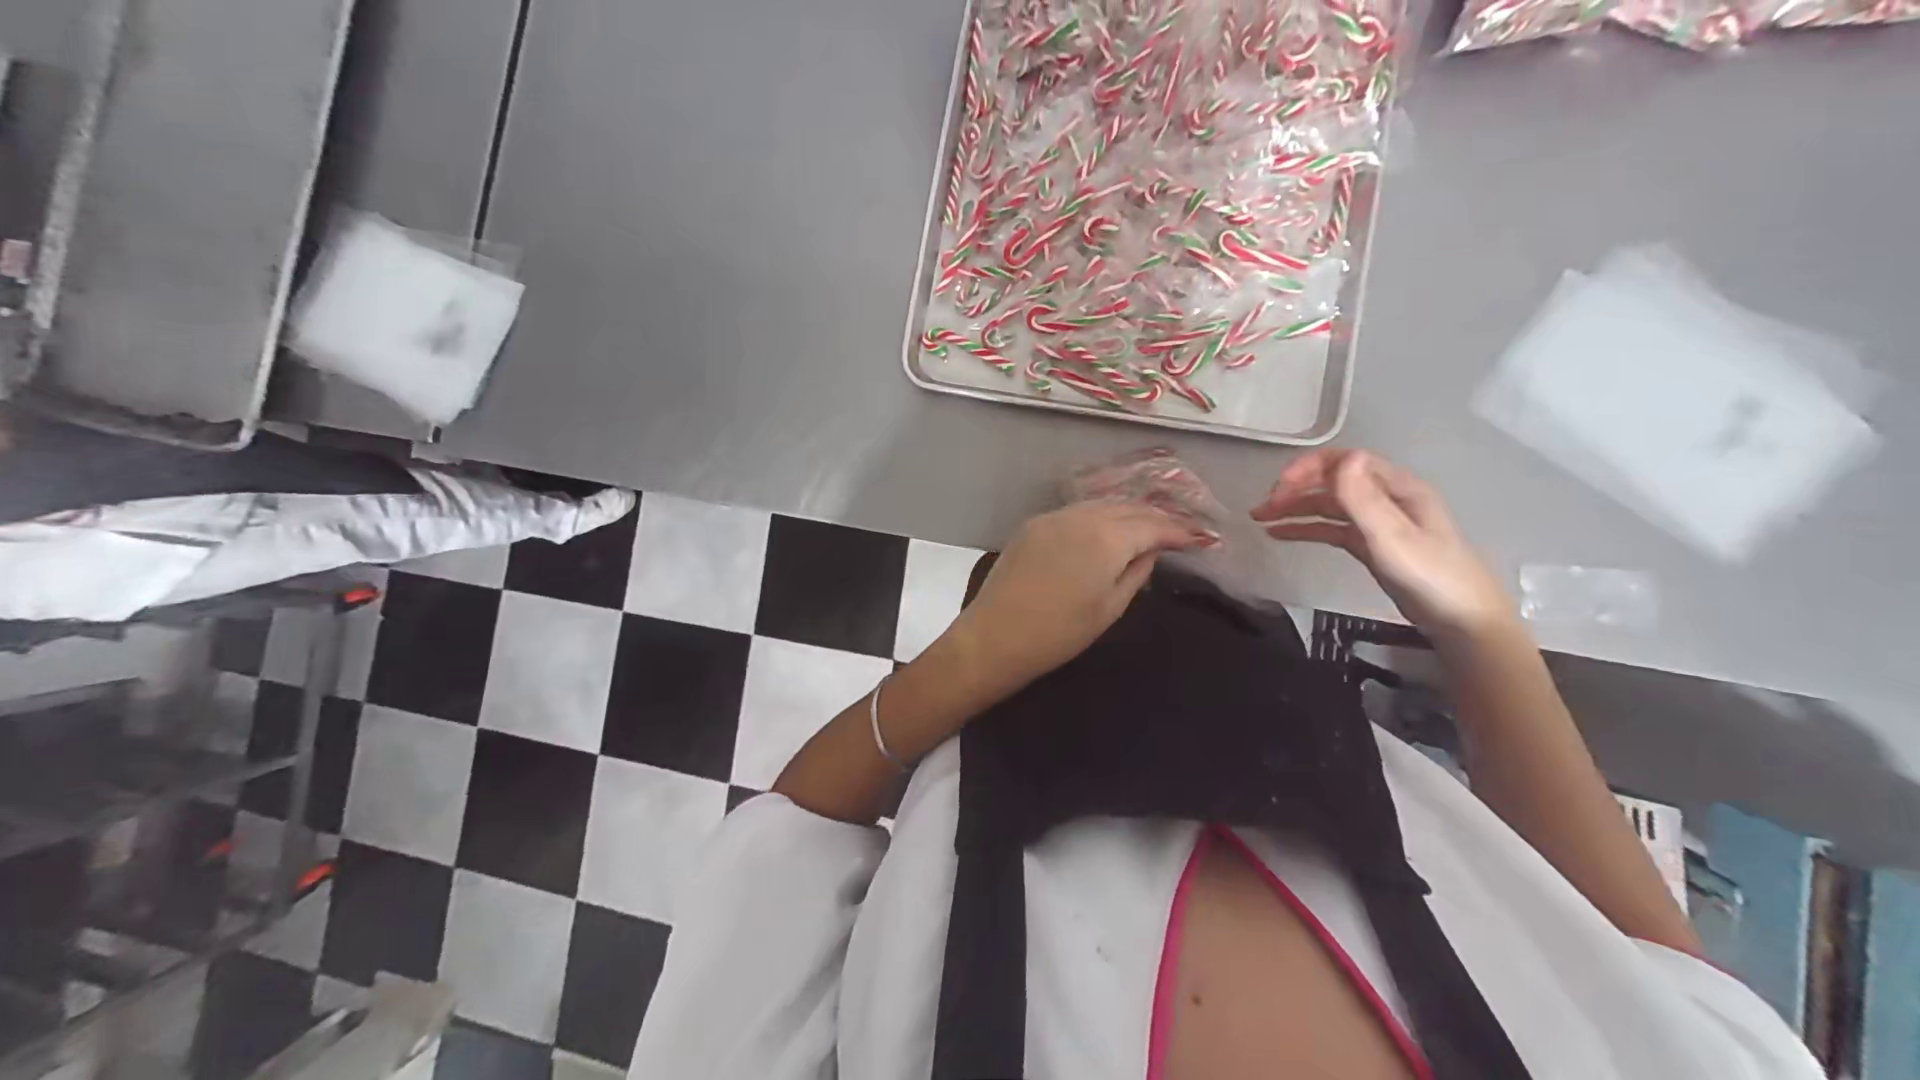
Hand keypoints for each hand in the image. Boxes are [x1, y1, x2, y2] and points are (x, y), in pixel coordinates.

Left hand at [948, 499, 1214, 693]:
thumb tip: (1151, 551)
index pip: (1153, 526)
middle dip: (1156, 517)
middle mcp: (1081, 516)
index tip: (1200, 539)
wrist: (995, 637)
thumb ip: (1137, 572)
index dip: (1179, 532)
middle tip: (1178, 530)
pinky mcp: (1033, 524)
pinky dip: (1099, 516)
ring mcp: (1053, 517)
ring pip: (1102, 505)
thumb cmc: (1058, 634)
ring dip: (1128, 513)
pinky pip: (1076, 512)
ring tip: (1147, 527)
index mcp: (1107, 538)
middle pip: (1129, 508)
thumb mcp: (1110, 608)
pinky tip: (1107, 528)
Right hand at [1250, 449, 1514, 639]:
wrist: (1463, 622)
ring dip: (1294, 508)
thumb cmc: (1431, 576)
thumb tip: (1343, 457)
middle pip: (1332, 482)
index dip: (1308, 468)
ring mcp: (1379, 522)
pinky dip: (1306, 528)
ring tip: (1260, 519)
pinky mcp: (1372, 545)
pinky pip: (1332, 528)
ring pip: (1328, 505)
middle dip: (1295, 489)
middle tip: (1262, 508)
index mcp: (1397, 487)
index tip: (1278, 487)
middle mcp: (1387, 498)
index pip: (1345, 462)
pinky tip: (1280, 534)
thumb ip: (1365, 499)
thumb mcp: (1393, 537)